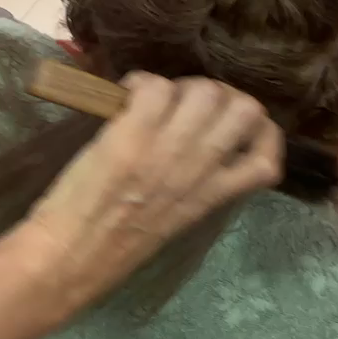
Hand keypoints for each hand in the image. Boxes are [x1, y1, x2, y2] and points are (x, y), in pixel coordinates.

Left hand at [14, 73, 282, 306]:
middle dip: (220, 95)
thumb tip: (194, 141)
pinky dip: (141, 82)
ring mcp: (167, 150)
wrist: (71, 256)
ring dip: (182, 86)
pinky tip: (126, 97)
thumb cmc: (114, 244)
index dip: (260, 133)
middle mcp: (198, 170)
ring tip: (156, 100)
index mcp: (211, 197)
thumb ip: (194, 185)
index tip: (233, 125)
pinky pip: (155, 86)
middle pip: (245, 109)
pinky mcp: (131, 135)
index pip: (266, 162)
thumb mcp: (173, 219)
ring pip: (206, 90)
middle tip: (187, 104)